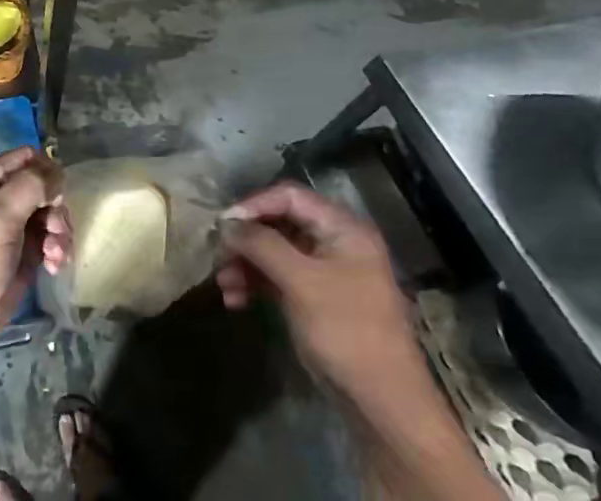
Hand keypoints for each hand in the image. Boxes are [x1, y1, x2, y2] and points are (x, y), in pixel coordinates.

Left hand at [0, 147, 71, 348]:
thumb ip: (32, 184)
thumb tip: (58, 174)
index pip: (25, 158)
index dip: (45, 171)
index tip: (55, 193)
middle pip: (43, 187)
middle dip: (55, 207)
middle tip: (56, 229)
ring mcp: (12, 228)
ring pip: (51, 214)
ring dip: (60, 231)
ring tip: (56, 255)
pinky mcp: (24, 254)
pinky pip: (50, 240)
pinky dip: (57, 250)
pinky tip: (55, 266)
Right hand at [217, 182, 416, 392]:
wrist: (382, 402)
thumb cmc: (346, 331)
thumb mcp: (301, 282)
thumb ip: (262, 245)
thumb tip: (227, 222)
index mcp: (342, 228)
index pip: (290, 197)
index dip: (254, 205)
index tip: (222, 224)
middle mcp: (335, 243)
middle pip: (280, 224)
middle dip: (247, 240)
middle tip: (218, 257)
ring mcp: (326, 273)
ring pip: (276, 253)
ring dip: (247, 264)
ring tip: (224, 285)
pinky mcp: (316, 300)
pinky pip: (280, 279)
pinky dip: (257, 284)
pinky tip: (236, 300)